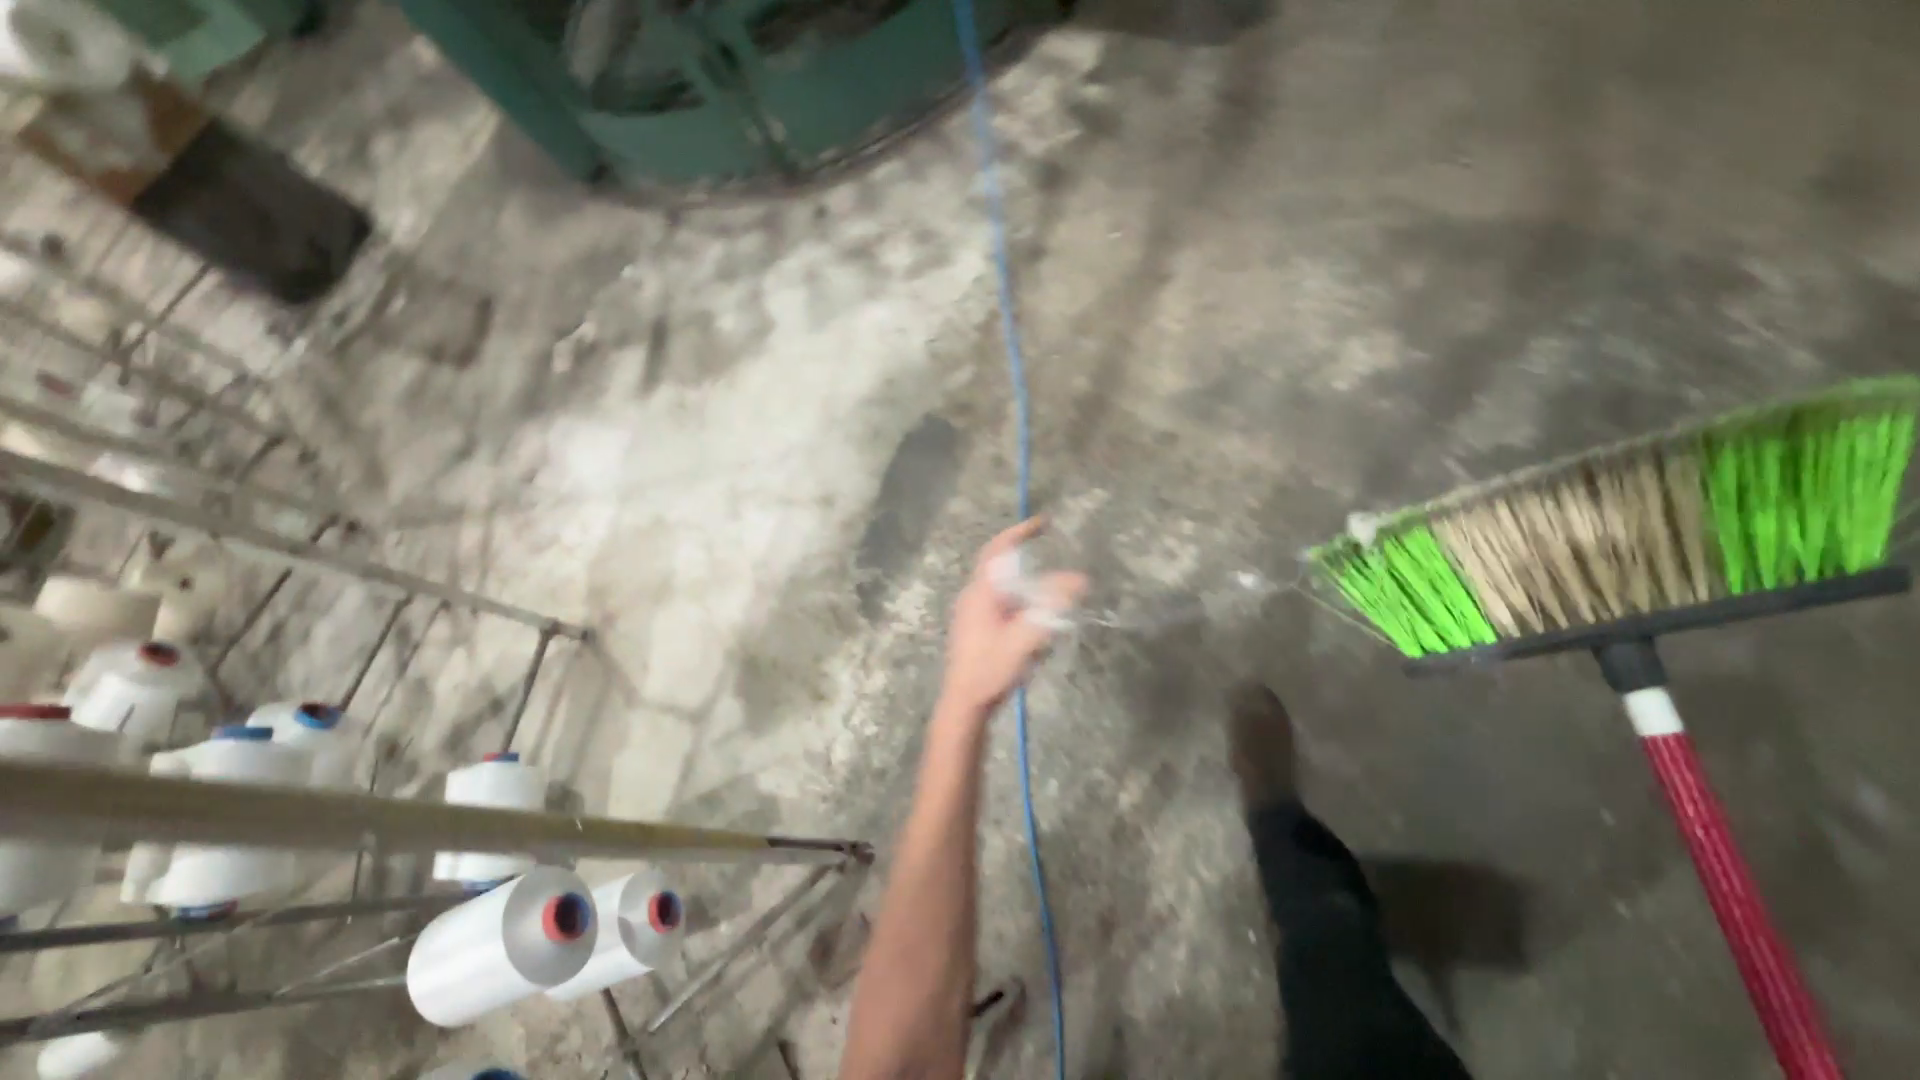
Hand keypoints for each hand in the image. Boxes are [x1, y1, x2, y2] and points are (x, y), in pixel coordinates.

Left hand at [940, 518, 1087, 716]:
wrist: (965, 703)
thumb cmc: (990, 670)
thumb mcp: (1024, 639)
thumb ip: (1051, 608)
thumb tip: (1080, 580)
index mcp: (980, 593)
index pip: (997, 550)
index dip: (1019, 532)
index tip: (1042, 523)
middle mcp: (973, 597)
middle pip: (1002, 568)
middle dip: (1030, 565)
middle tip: (1055, 566)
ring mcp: (972, 614)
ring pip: (1004, 589)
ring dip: (1027, 590)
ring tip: (1051, 604)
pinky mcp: (977, 629)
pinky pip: (1002, 606)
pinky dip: (1022, 607)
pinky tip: (1036, 630)